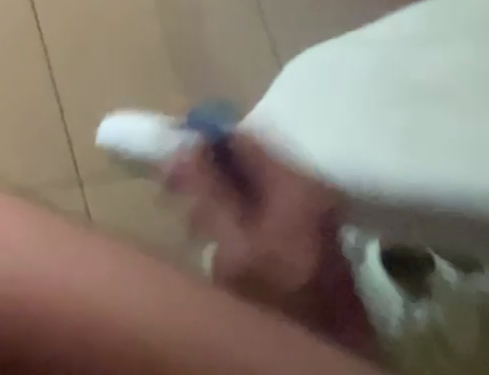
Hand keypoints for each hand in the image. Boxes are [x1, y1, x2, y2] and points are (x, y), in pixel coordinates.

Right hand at [165, 134, 374, 352]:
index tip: (168, 144)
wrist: (319, 352)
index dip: (202, 135)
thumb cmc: (277, 297)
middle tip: (170, 181)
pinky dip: (234, 205)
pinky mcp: (310, 232)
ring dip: (215, 188)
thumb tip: (181, 145)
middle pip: (248, 156)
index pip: (243, 136)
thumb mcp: (232, 242)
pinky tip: (214, 227)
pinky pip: (264, 200)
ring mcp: (316, 212)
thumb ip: (207, 187)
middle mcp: (313, 189)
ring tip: (188, 211)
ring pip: (253, 179)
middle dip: (205, 165)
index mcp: (299, 184)